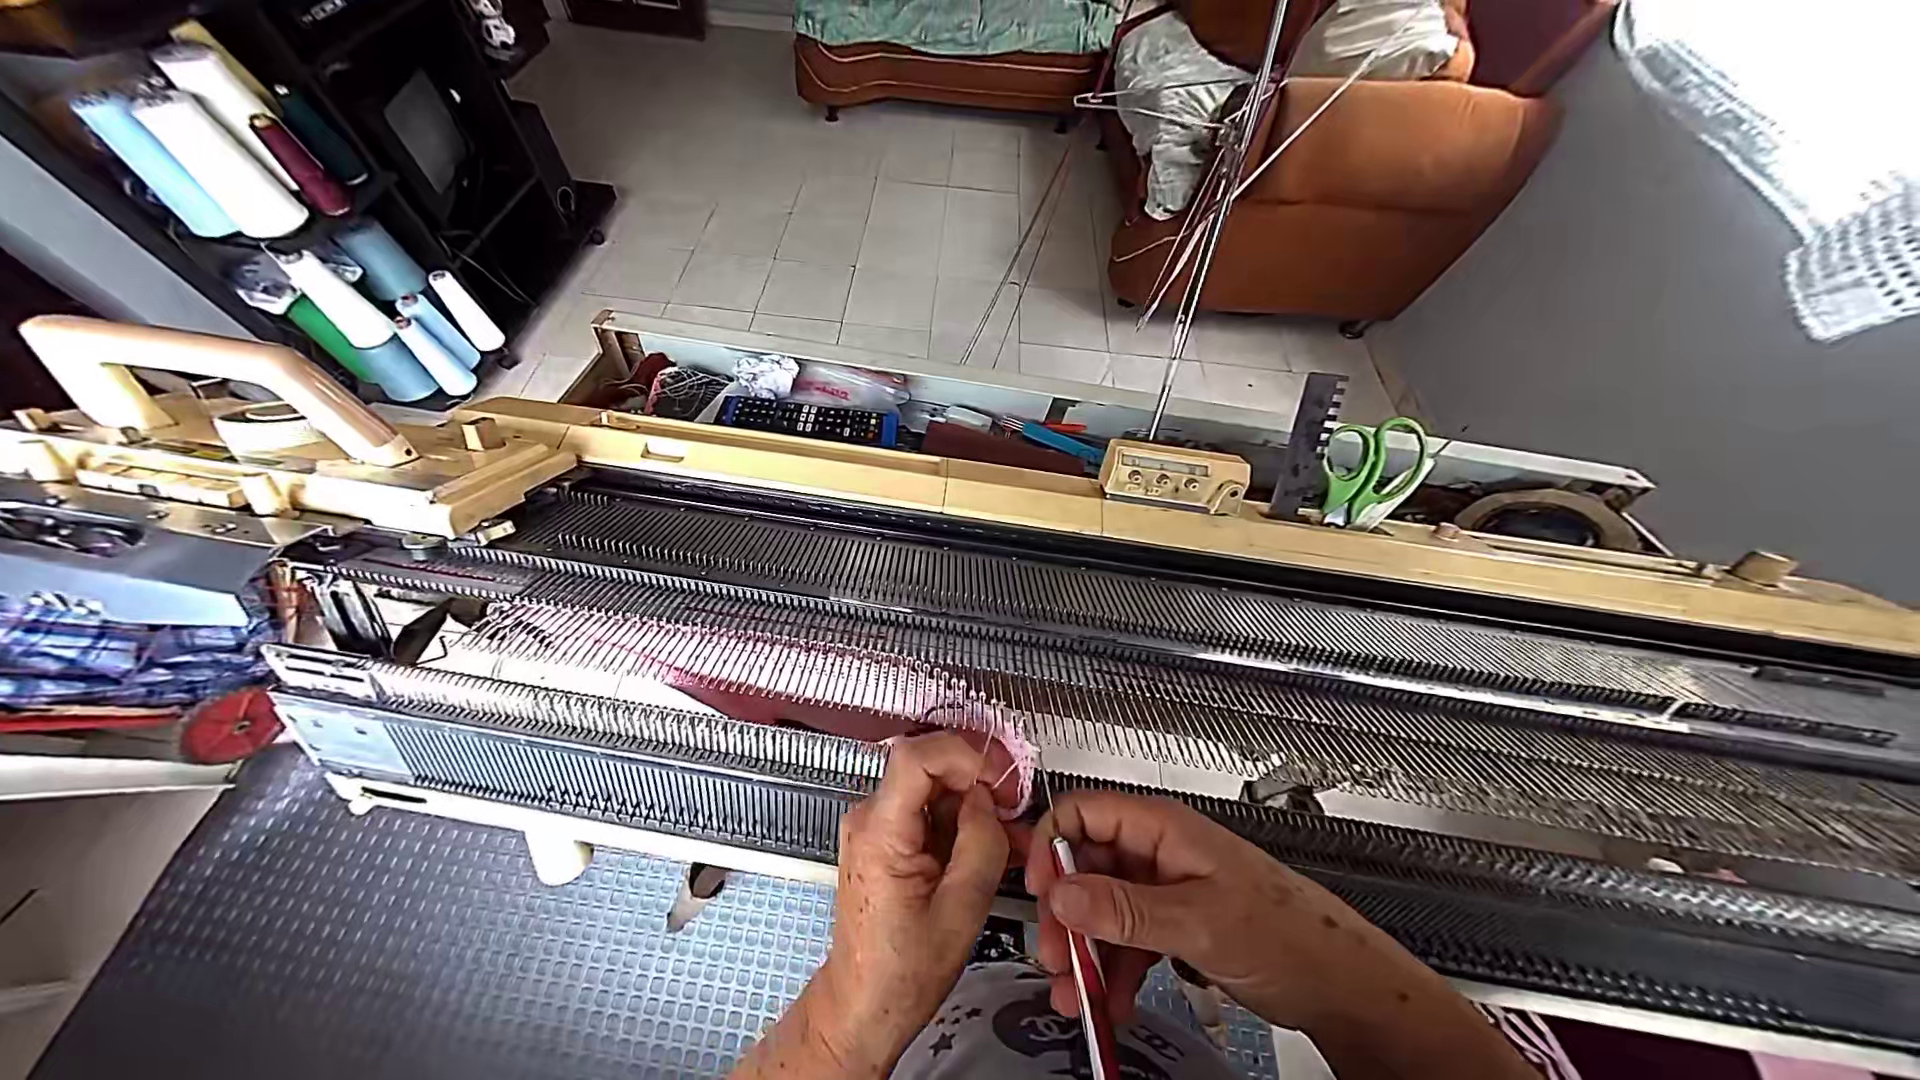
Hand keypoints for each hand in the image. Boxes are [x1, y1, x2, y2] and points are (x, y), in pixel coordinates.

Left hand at [809, 732, 1009, 1074]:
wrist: (864, 1004)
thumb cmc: (901, 972)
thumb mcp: (961, 910)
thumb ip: (981, 843)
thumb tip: (989, 799)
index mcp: (880, 832)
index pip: (915, 755)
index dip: (963, 755)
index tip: (996, 778)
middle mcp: (870, 818)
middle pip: (929, 766)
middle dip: (977, 780)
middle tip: (1010, 807)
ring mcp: (877, 825)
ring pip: (934, 786)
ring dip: (974, 804)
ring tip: (1006, 837)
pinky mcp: (888, 836)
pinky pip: (929, 809)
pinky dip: (961, 821)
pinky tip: (986, 847)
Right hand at [1025, 791, 1530, 1079]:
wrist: (1342, 985)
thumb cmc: (1289, 933)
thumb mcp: (1198, 920)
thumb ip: (1125, 907)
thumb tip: (1063, 893)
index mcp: (1161, 827)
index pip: (1082, 813)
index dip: (1053, 846)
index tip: (1040, 891)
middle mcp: (1157, 849)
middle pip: (1086, 865)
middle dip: (1066, 913)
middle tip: (1056, 957)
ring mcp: (1164, 886)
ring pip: (1102, 907)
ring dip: (1085, 949)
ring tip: (1076, 993)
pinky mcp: (1173, 919)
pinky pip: (1126, 937)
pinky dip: (1114, 967)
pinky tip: (1113, 999)